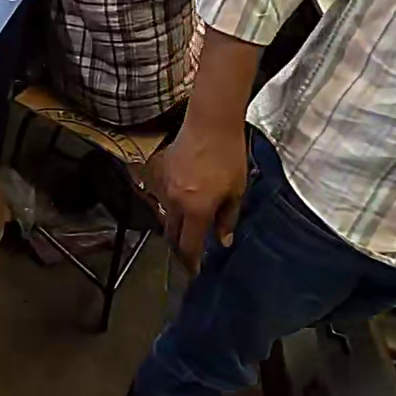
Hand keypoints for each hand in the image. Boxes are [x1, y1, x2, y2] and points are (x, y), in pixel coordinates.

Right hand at [150, 121, 247, 269]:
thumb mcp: (237, 190)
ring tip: (188, 221)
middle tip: (190, 250)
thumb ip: (227, 219)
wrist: (209, 123)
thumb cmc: (228, 156)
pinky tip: (182, 196)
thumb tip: (222, 240)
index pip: (188, 245)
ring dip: (176, 222)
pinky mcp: (158, 171)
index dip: (191, 261)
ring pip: (166, 214)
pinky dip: (170, 201)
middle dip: (180, 244)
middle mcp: (174, 202)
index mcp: (195, 210)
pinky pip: (161, 195)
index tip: (194, 272)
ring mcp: (163, 186)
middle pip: (172, 233)